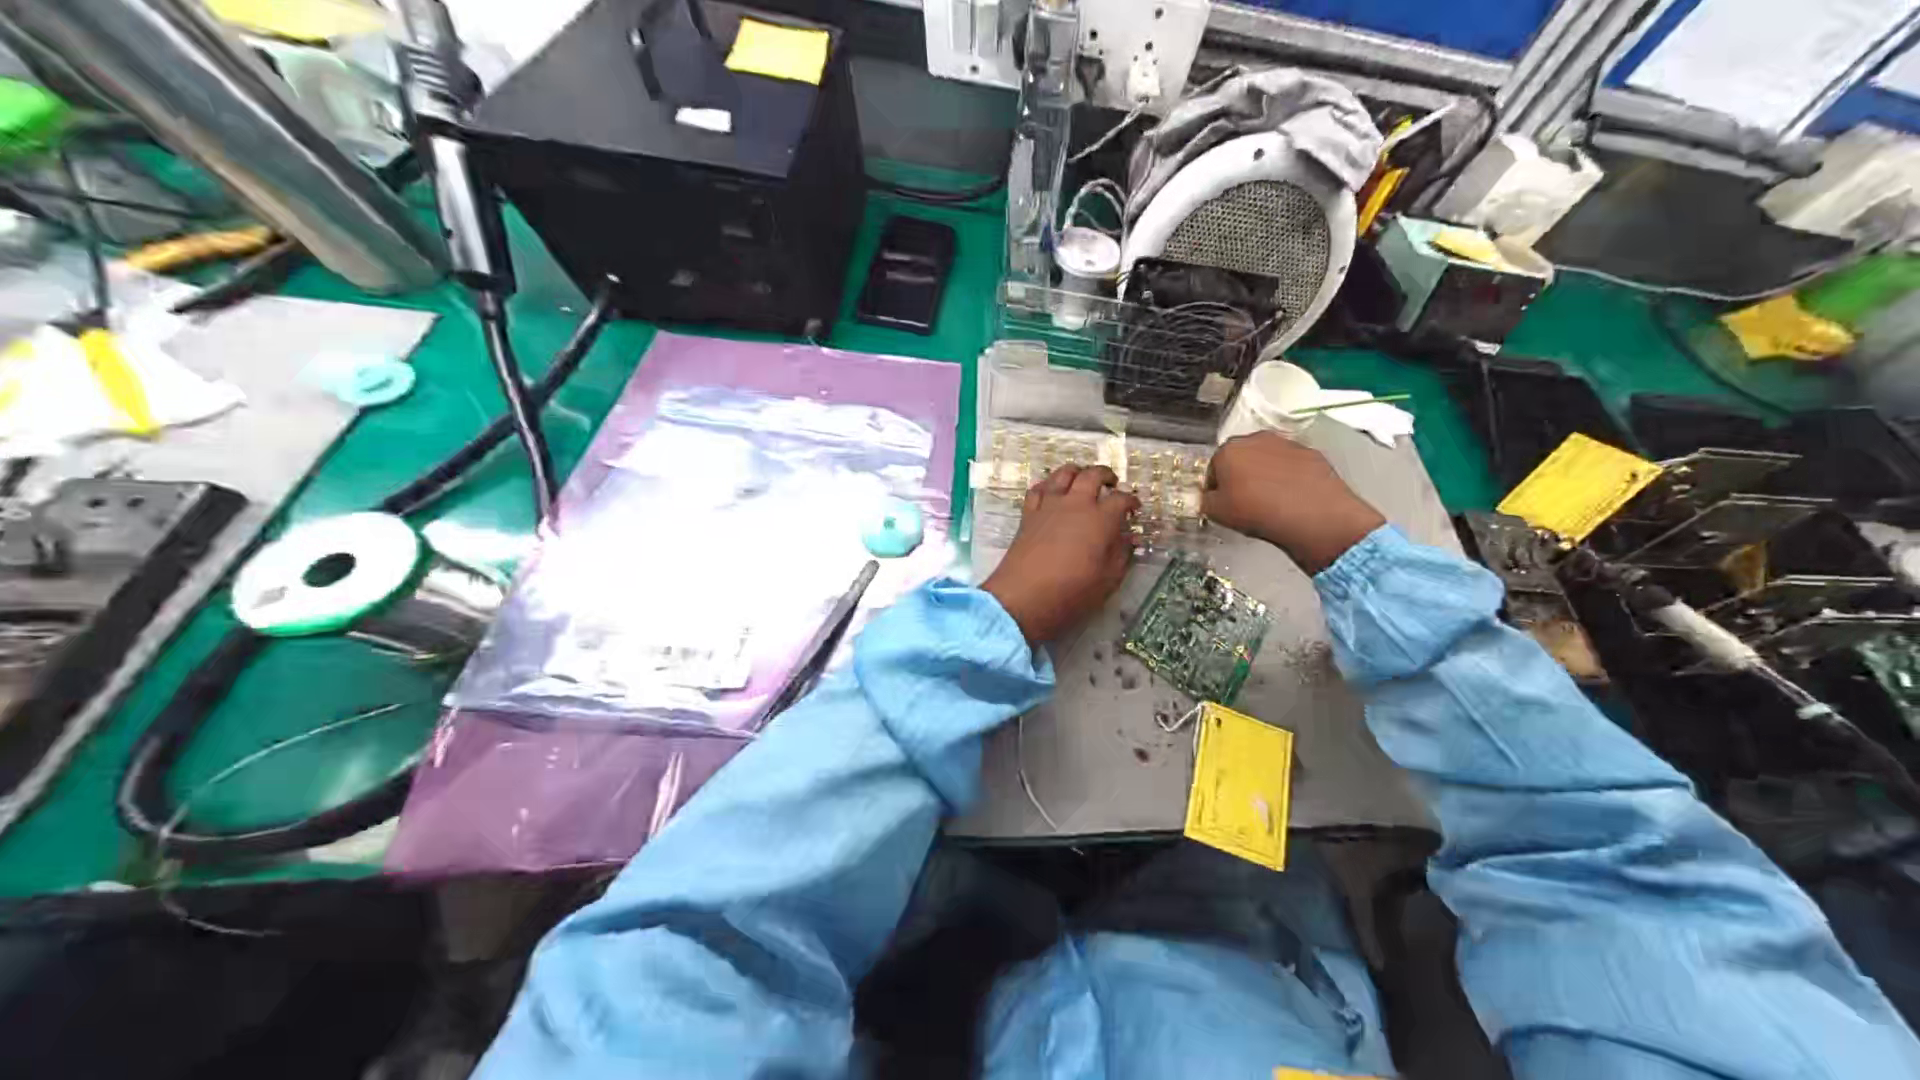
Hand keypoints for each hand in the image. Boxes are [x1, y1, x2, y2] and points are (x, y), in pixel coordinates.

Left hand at [983, 464, 1140, 644]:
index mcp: (1100, 519)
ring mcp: (1049, 506)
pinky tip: (1052, 492)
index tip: (1134, 509)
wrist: (1023, 598)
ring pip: (1063, 474)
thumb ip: (1121, 555)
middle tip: (1112, 484)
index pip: (1121, 499)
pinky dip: (1048, 485)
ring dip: (1077, 471)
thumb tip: (1130, 537)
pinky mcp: (1028, 514)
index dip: (1131, 501)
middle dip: (1106, 475)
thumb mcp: (1107, 580)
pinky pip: (1038, 488)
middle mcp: (1075, 504)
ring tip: (1083, 479)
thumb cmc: (1071, 593)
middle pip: (1092, 475)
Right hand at [1205, 433, 1384, 573]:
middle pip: (1241, 457)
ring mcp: (1287, 444)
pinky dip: (1289, 477)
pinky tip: (1292, 498)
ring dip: (1265, 474)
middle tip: (1246, 501)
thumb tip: (1210, 497)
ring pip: (1268, 459)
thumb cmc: (1256, 511)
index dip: (1216, 487)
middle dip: (1241, 475)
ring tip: (1271, 500)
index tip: (1223, 503)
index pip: (1214, 467)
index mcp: (1228, 450)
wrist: (1312, 515)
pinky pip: (1292, 465)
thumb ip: (1207, 500)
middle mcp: (1256, 439)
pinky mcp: (1312, 453)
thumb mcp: (1217, 513)